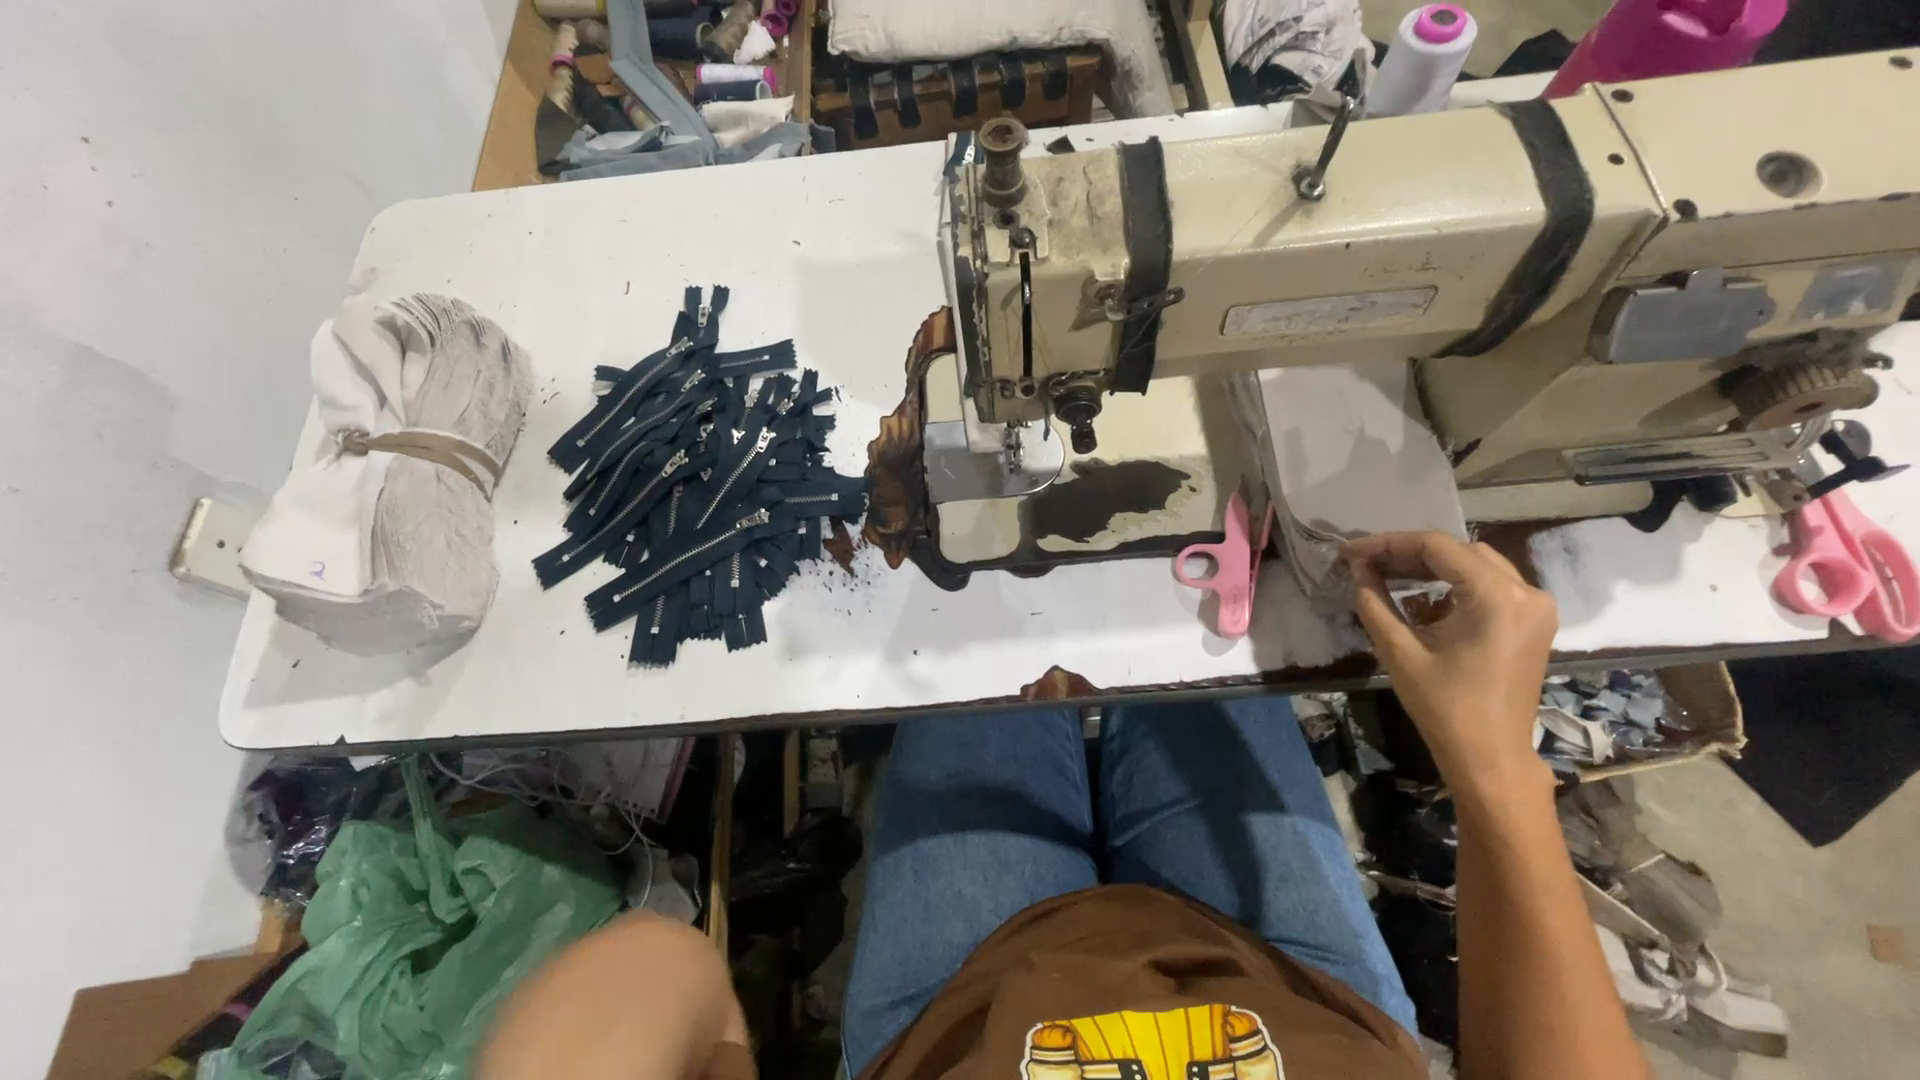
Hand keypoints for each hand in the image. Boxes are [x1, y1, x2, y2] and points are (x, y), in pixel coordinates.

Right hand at [1345, 532, 1557, 798]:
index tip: (1351, 551)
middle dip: (1408, 553)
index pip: (1437, 547)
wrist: (1489, 754)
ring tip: (1387, 574)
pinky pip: (1490, 585)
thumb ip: (1375, 601)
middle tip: (1365, 563)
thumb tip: (1357, 567)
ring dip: (1431, 566)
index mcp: (1497, 597)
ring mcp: (1536, 606)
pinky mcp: (1534, 621)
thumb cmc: (1442, 706)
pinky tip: (1421, 596)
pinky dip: (1454, 583)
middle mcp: (1526, 592)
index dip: (1389, 543)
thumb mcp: (1399, 651)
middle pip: (1459, 551)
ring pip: (1476, 564)